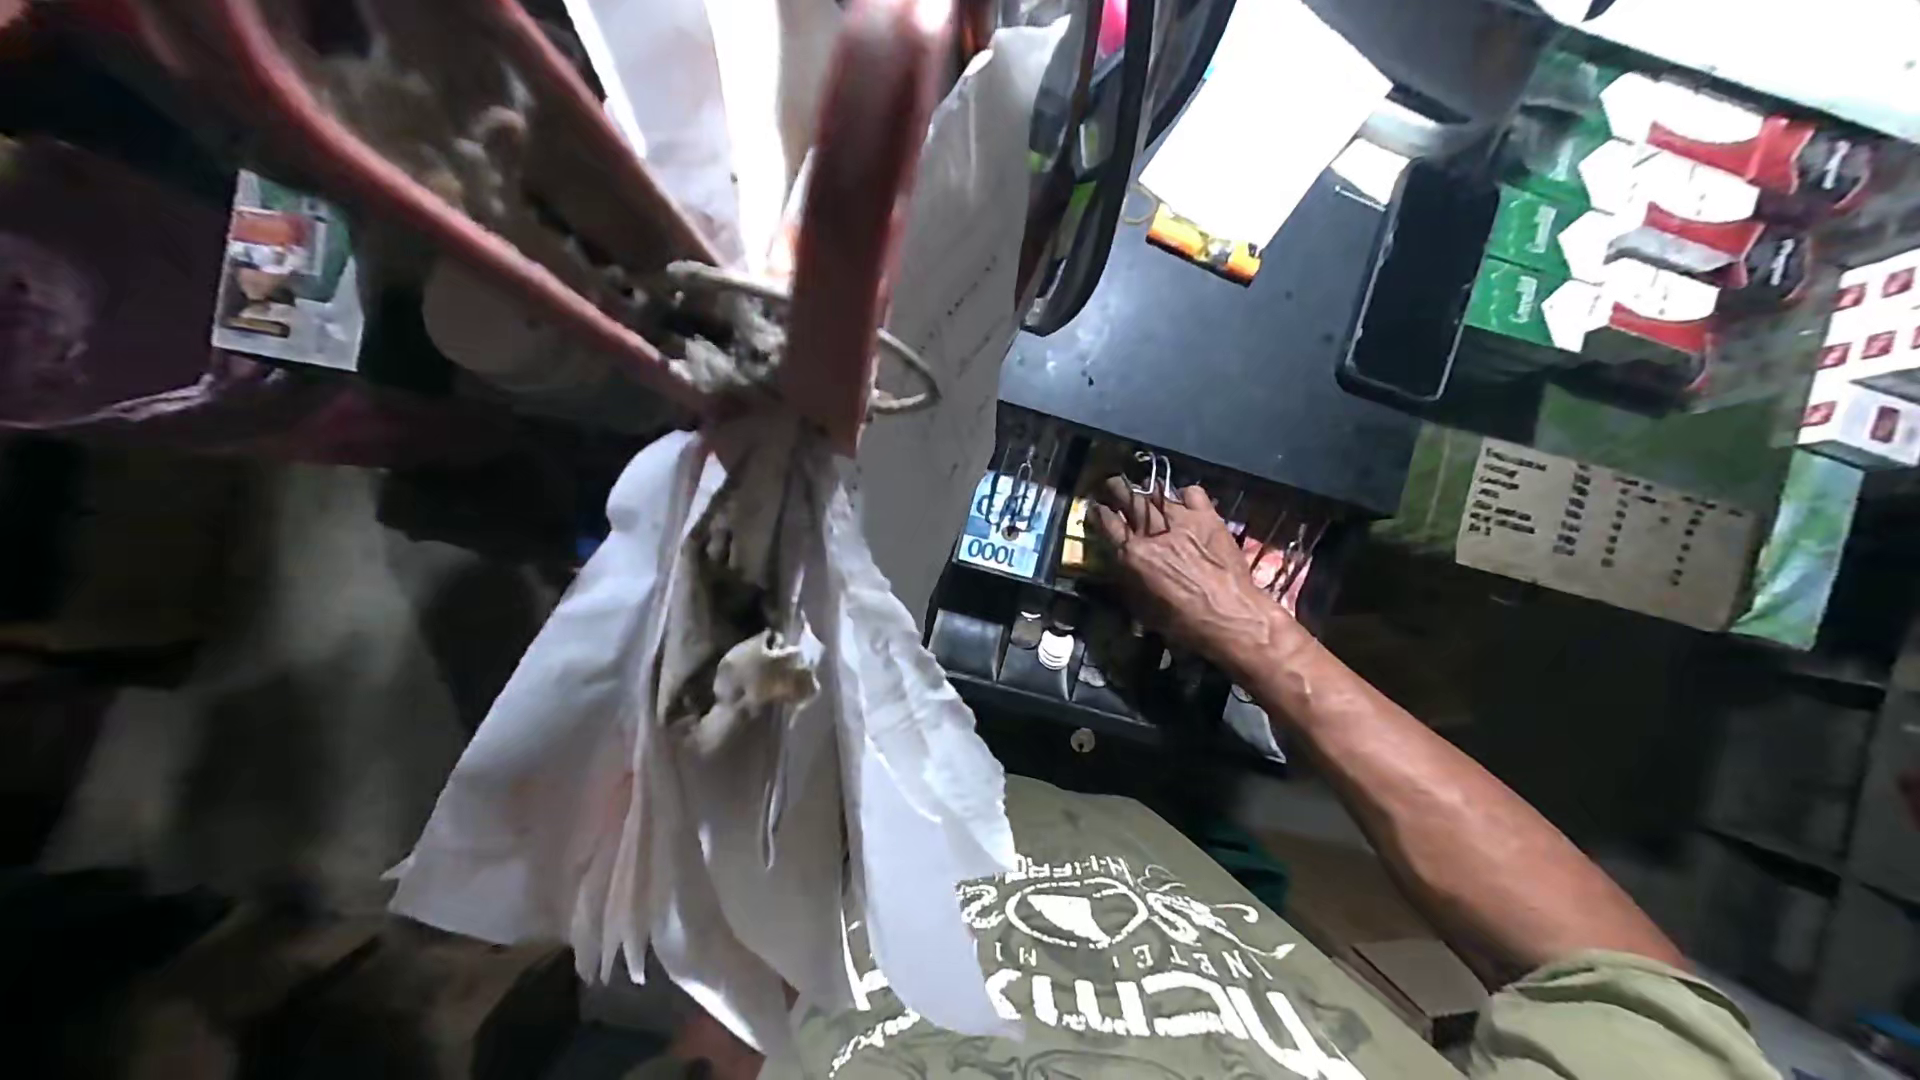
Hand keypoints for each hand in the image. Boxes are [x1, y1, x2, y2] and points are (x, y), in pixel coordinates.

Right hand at [1089, 478, 1297, 676]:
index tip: (1096, 506)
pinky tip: (1182, 499)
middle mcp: (1155, 533)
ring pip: (1158, 492)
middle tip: (1112, 484)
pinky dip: (1183, 493)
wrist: (1232, 616)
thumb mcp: (1144, 607)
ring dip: (1148, 489)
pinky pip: (1191, 493)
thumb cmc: (1185, 623)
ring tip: (1144, 487)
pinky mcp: (1208, 517)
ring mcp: (1183, 521)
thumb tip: (1122, 565)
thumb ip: (1129, 580)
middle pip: (1130, 500)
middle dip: (1118, 489)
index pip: (1109, 524)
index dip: (1099, 513)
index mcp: (1134, 556)